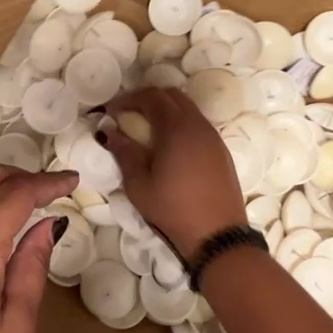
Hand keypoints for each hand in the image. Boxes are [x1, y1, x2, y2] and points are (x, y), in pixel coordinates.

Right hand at [104, 88, 247, 258]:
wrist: (218, 237)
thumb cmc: (173, 210)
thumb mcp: (139, 185)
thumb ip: (124, 153)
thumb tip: (111, 133)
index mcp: (177, 127)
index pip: (152, 96)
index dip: (128, 98)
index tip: (111, 111)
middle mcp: (198, 125)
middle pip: (172, 96)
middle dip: (148, 99)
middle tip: (127, 115)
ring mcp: (213, 137)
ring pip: (188, 109)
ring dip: (166, 111)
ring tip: (146, 130)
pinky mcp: (221, 151)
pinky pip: (198, 125)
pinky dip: (180, 125)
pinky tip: (169, 147)